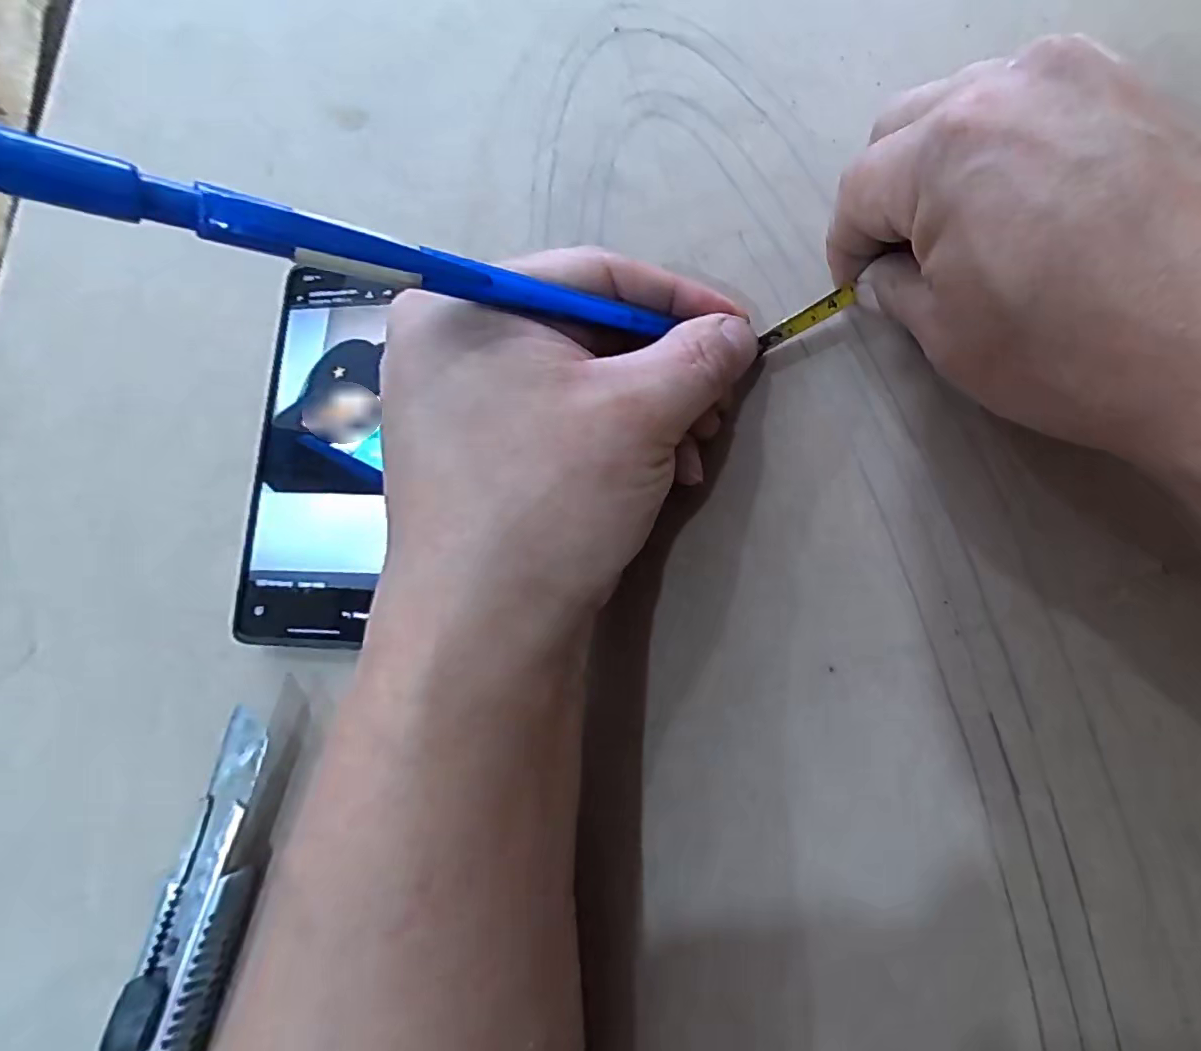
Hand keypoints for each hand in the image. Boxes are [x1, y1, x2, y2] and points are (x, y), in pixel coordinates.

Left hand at [372, 248, 757, 653]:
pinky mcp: (491, 454)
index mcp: (470, 306)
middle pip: (597, 332)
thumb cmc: (552, 498)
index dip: (681, 297)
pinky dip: (629, 441)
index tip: (741, 327)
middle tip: (720, 406)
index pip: (598, 275)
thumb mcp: (640, 415)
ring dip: (659, 413)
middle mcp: (459, 345)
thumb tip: (739, 331)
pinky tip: (663, 476)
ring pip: (592, 382)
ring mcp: (469, 404)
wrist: (488, 625)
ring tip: (693, 454)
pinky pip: (574, 422)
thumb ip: (699, 357)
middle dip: (673, 371)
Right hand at [828, 35, 1200, 469]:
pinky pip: (1035, 101)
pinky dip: (1008, 143)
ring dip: (945, 163)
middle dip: (888, 196)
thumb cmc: (1063, 356)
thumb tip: (880, 274)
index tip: (855, 285)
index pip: (860, 187)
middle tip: (905, 257)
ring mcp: (1072, 74)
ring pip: (970, 104)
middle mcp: (1001, 85)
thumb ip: (897, 293)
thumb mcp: (950, 338)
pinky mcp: (1126, 86)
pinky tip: (1026, 195)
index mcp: (943, 151)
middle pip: (905, 129)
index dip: (846, 244)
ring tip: (966, 226)